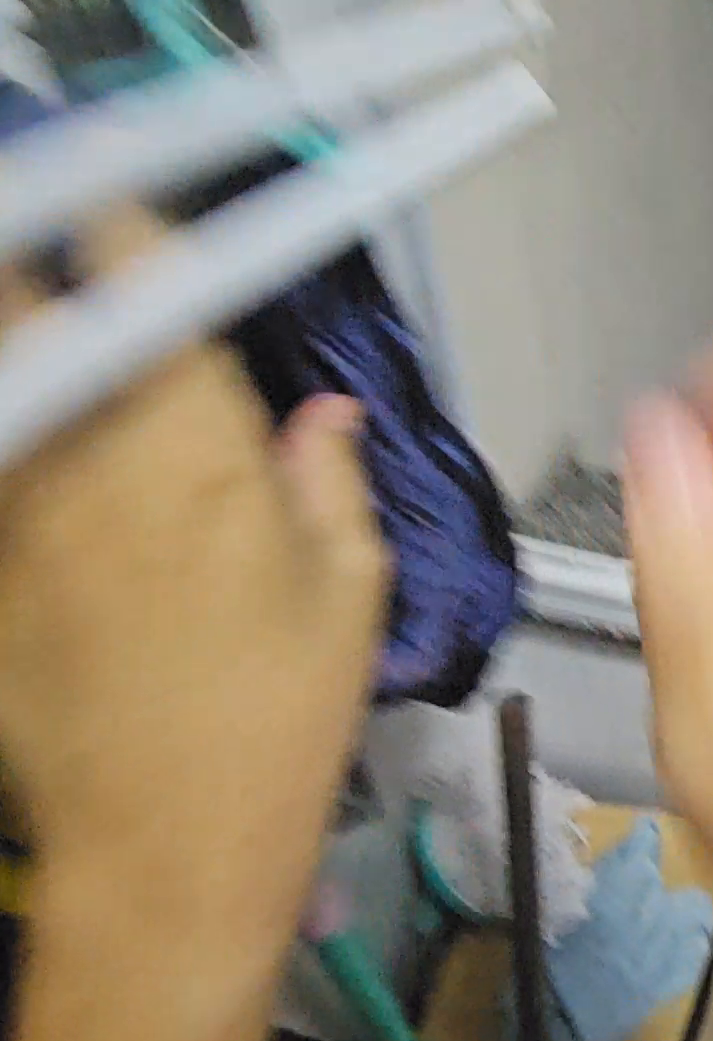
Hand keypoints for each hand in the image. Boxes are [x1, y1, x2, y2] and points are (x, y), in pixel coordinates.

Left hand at [0, 208, 387, 1040]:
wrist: (165, 828)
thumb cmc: (289, 701)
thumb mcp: (351, 588)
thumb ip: (332, 481)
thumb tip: (324, 410)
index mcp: (202, 467)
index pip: (147, 307)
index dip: (139, 243)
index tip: (143, 213)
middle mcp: (83, 466)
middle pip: (30, 319)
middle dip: (57, 278)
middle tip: (96, 271)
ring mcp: (5, 514)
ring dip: (24, 339)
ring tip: (71, 338)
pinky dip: (23, 426)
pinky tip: (65, 444)